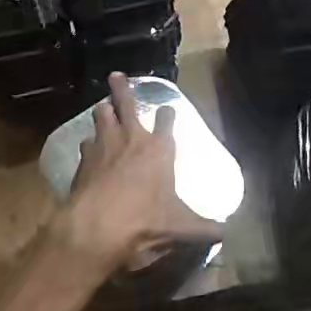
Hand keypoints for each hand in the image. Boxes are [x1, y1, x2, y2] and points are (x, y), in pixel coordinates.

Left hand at [49, 73, 223, 274]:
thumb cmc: (145, 222)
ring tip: (102, 105)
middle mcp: (131, 140)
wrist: (96, 228)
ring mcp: (103, 148)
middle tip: (116, 76)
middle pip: (126, 105)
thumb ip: (206, 229)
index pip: (166, 122)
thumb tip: (227, 234)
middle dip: (122, 89)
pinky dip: (88, 143)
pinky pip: (85, 145)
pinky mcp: (82, 162)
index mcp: (159, 150)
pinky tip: (87, 147)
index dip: (167, 115)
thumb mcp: (182, 228)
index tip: (167, 110)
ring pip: (101, 118)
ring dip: (103, 111)